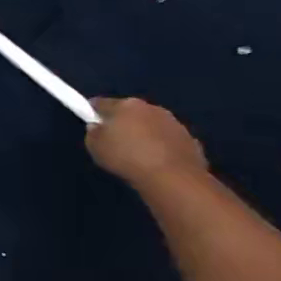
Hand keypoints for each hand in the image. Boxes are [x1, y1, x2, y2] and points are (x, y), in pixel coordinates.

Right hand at [85, 97, 207, 186]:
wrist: (172, 177)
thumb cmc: (126, 158)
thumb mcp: (95, 147)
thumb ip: (94, 133)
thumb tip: (98, 127)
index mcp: (125, 105)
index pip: (101, 103)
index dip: (92, 112)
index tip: (90, 125)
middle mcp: (150, 108)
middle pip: (129, 112)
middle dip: (121, 122)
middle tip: (113, 142)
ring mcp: (173, 122)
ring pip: (150, 124)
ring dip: (143, 134)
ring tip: (136, 155)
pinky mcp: (189, 138)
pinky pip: (167, 139)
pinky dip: (160, 147)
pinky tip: (156, 162)